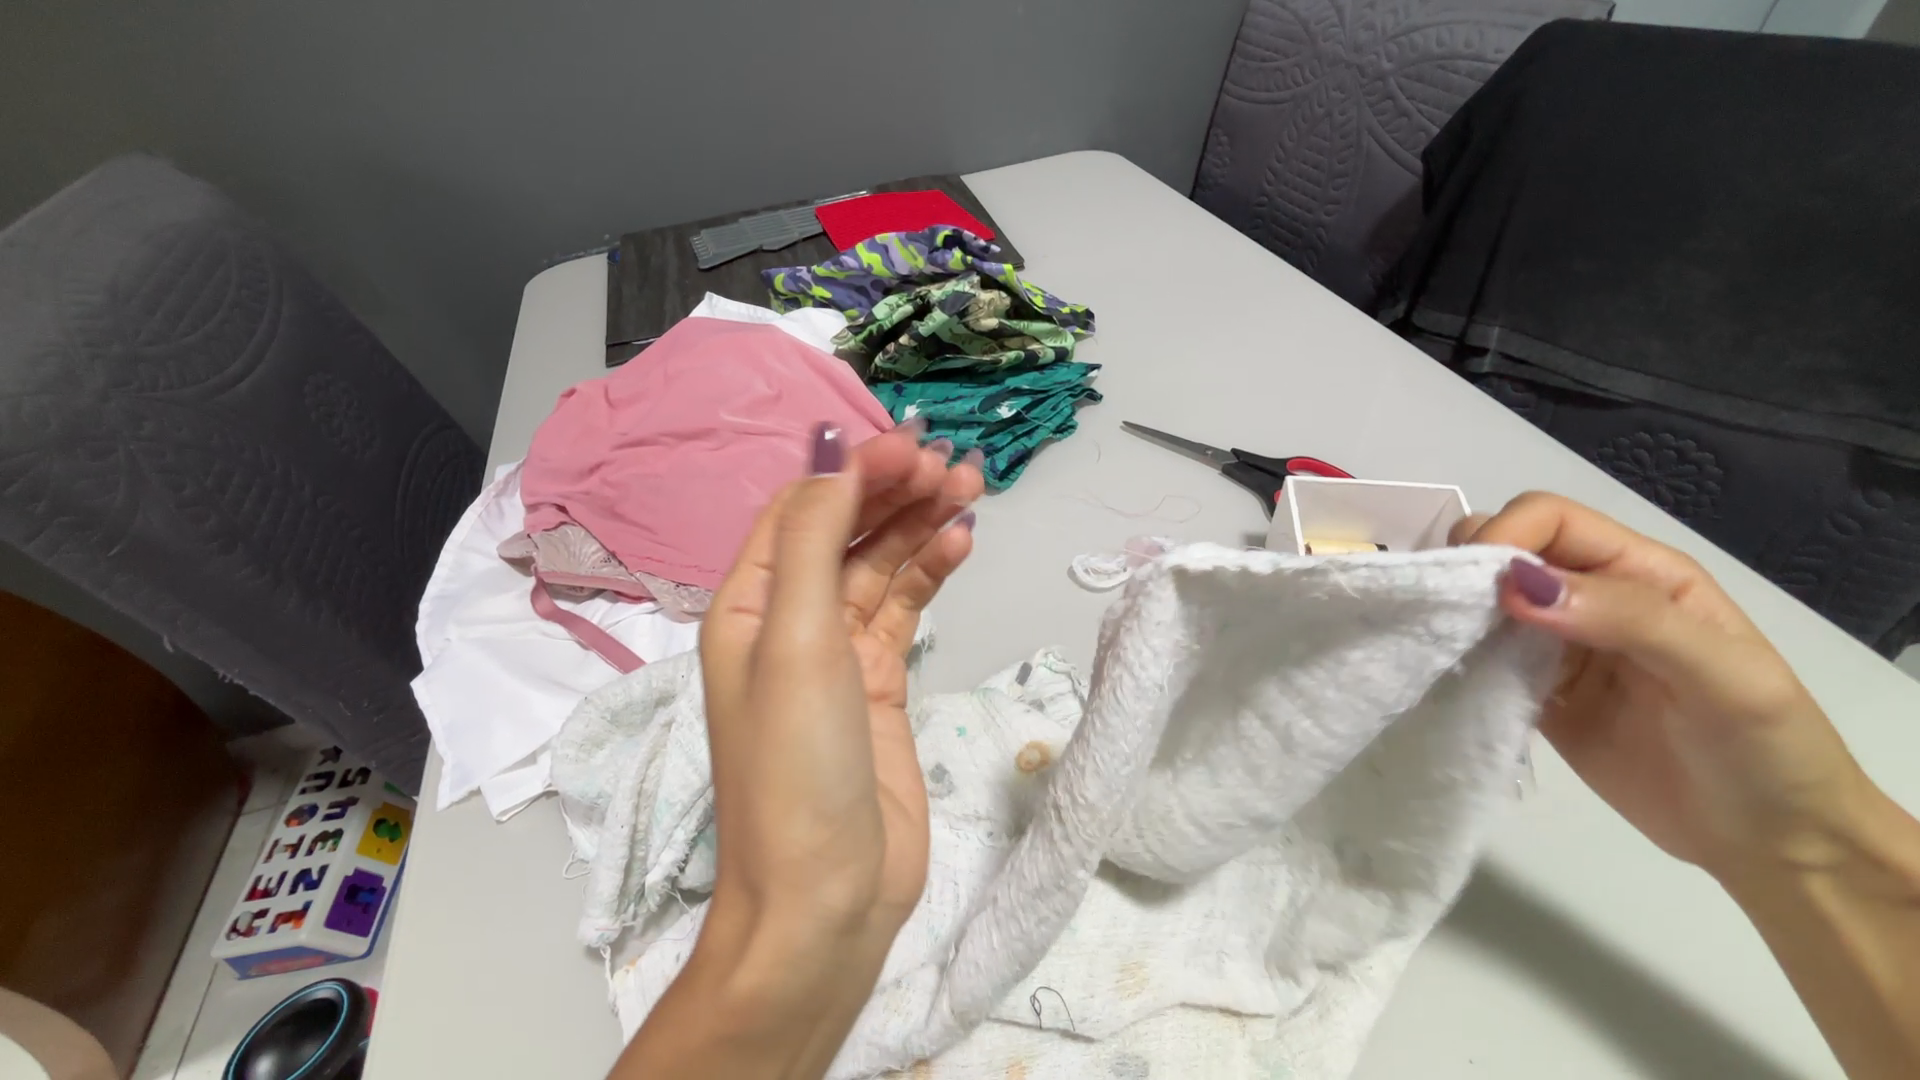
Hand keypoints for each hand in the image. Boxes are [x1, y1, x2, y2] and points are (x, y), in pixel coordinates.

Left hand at [613, 422, 980, 1079]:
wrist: (828, 897)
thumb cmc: (798, 767)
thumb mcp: (795, 641)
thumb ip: (812, 544)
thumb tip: (831, 458)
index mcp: (747, 605)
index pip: (800, 512)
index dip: (852, 472)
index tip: (911, 449)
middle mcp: (787, 621)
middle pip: (844, 532)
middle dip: (894, 493)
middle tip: (954, 468)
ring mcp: (837, 655)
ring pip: (880, 568)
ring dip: (919, 526)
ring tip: (969, 491)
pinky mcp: (880, 685)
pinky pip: (904, 611)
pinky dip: (930, 575)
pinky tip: (959, 546)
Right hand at [1452, 493, 1873, 878]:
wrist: (1769, 842)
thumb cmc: (1766, 749)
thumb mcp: (1725, 676)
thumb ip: (1629, 618)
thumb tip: (1517, 586)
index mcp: (1639, 573)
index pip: (1549, 519)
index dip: (1505, 535)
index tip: (1478, 587)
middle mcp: (1589, 597)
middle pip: (1502, 549)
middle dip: (1467, 568)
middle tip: (1448, 614)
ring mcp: (1555, 646)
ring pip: (1480, 600)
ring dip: (1453, 613)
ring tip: (1438, 645)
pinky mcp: (1530, 691)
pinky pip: (1477, 657)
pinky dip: (1454, 658)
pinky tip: (1448, 677)